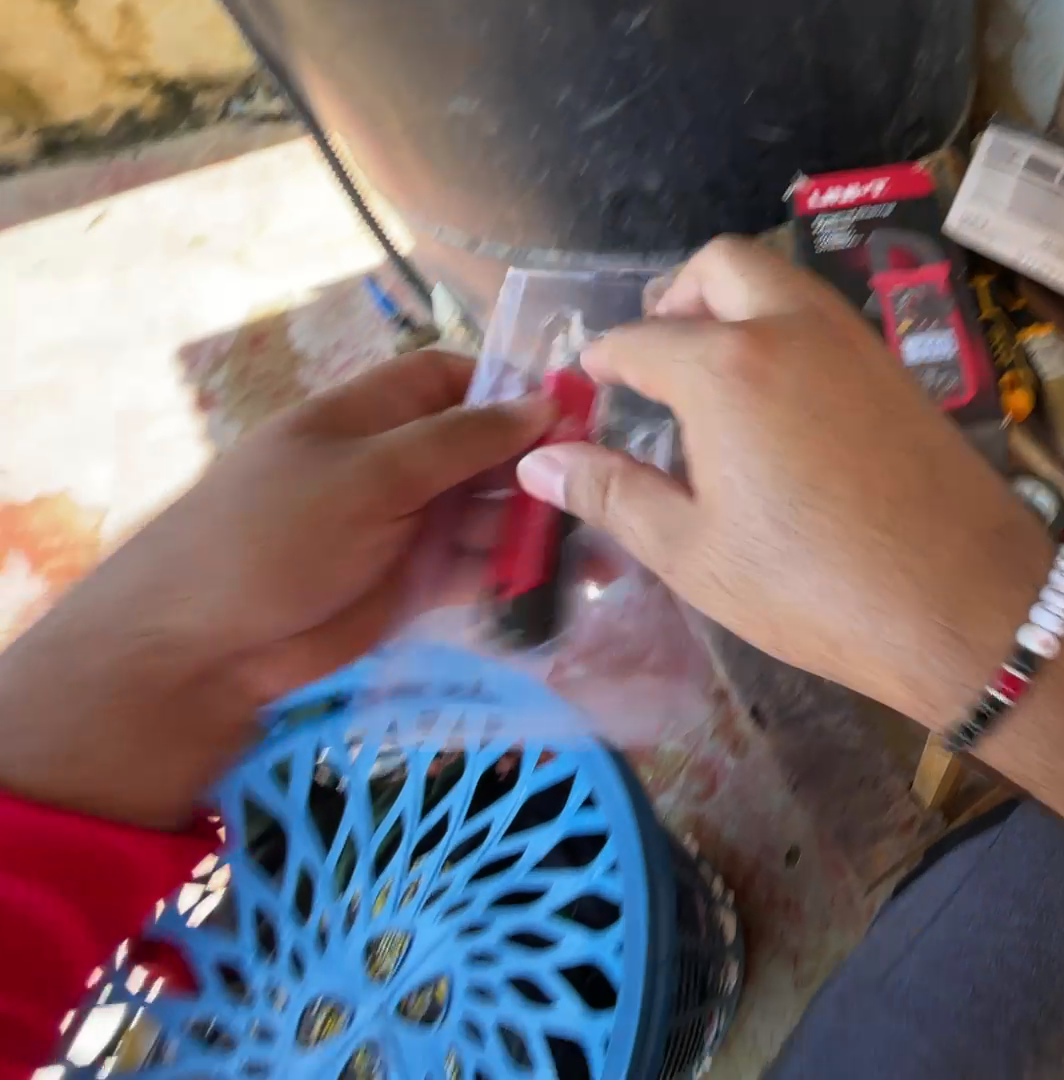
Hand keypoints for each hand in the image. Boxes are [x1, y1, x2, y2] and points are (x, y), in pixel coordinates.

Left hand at [0, 352, 551, 827]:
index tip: (575, 411)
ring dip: (544, 524)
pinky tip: (572, 579)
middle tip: (604, 486)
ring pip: (501, 509)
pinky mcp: (432, 575)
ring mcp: (420, 521)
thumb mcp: (369, 474)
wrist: (205, 650)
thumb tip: (546, 404)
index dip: (511, 386)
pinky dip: (526, 569)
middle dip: (543, 465)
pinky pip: (493, 562)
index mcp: (376, 417)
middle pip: (493, 449)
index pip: (455, 379)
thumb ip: (461, 440)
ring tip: (599, 543)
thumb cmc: (271, 537)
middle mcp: (405, 463)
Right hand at [518, 239, 1063, 842]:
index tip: (597, 387)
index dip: (606, 363)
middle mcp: (794, 330)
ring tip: (718, 374)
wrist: (961, 603)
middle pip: (723, 266)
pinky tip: (788, 402)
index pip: (641, 340)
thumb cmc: (816, 589)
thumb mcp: (698, 554)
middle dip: (677, 295)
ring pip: (787, 284)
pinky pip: (833, 324)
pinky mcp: (904, 372)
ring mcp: (860, 345)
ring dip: (740, 305)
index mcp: (726, 368)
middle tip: (659, 352)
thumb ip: (615, 495)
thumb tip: (541, 463)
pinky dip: (793, 333)